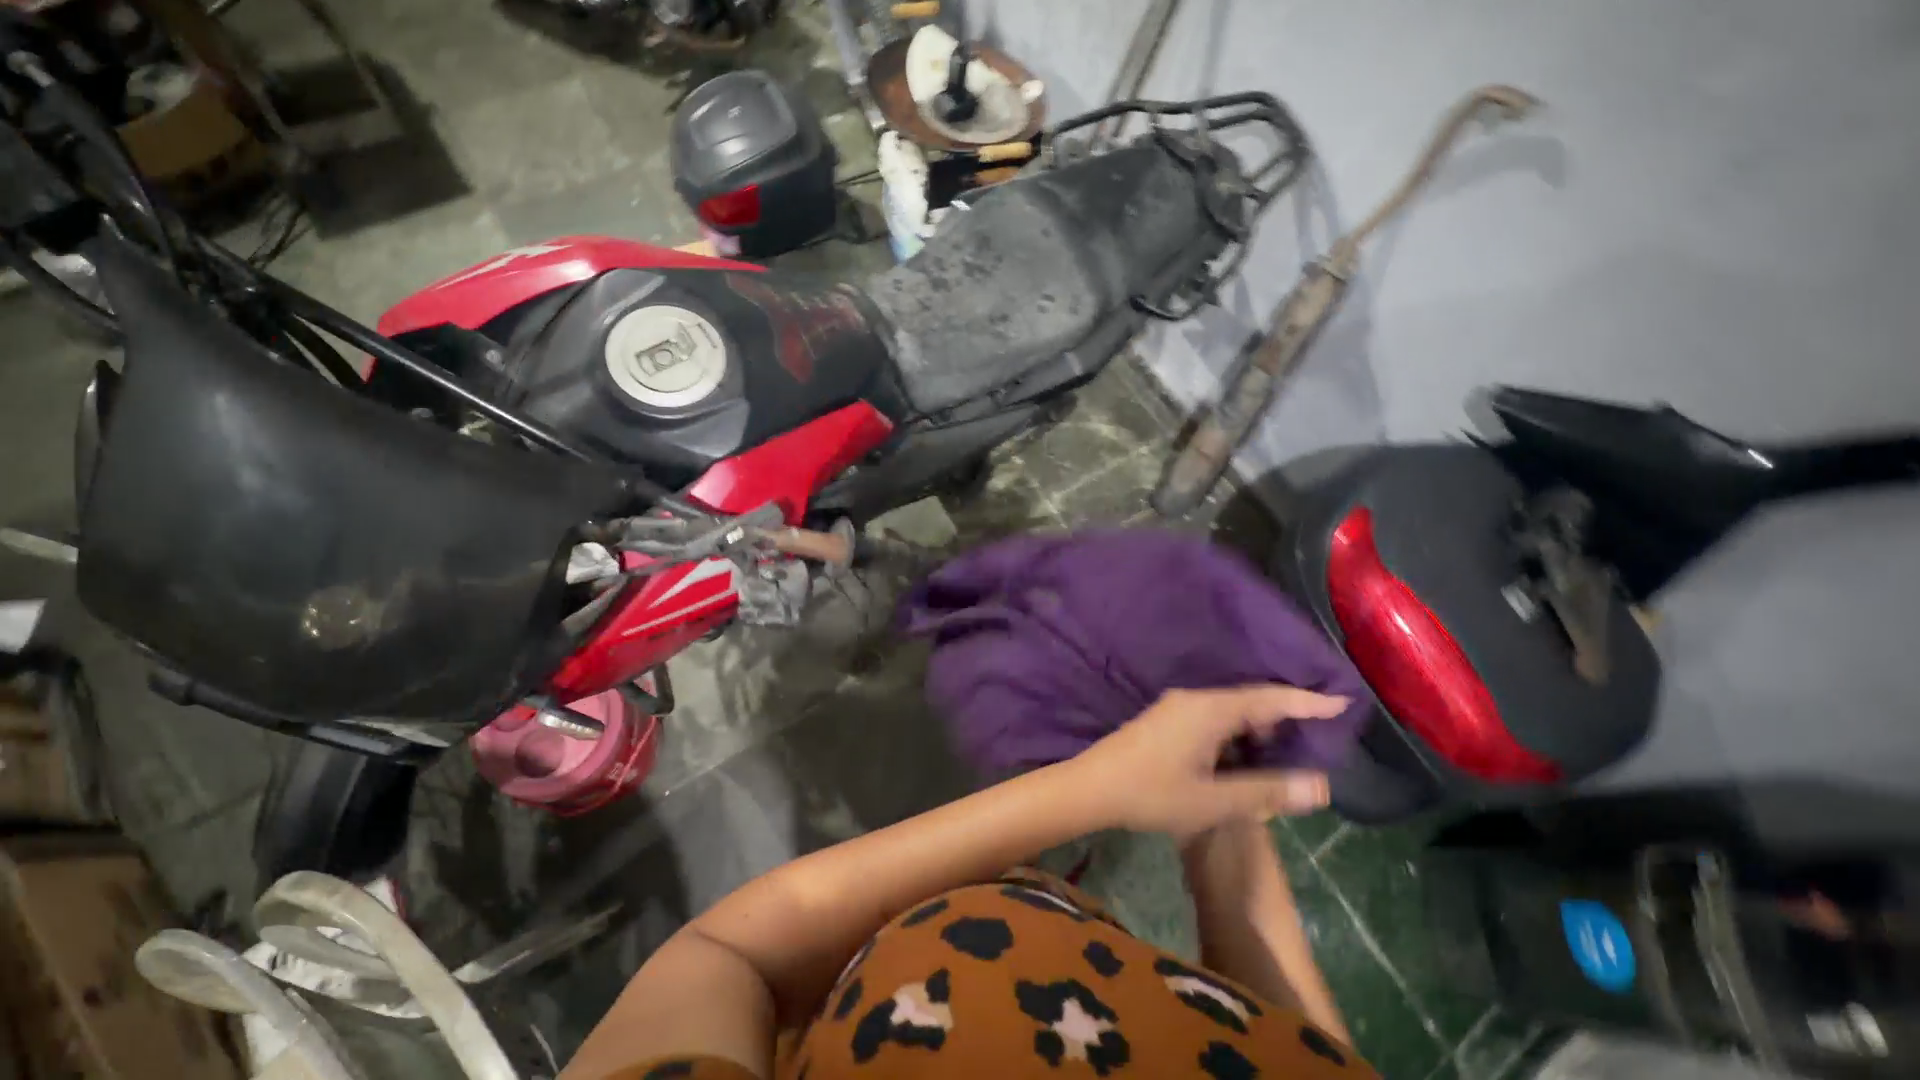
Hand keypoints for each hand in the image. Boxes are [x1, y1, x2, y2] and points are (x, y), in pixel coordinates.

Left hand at [1068, 686, 1346, 839]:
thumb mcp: (1214, 800)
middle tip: (1316, 740)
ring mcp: (1177, 708)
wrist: (1090, 788)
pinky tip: (1243, 761)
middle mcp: (1195, 700)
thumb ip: (1267, 792)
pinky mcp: (1165, 721)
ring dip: (1258, 730)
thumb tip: (1320, 786)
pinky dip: (1237, 735)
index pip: (1270, 698)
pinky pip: (1214, 719)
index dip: (1308, 701)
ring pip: (1231, 712)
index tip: (1342, 702)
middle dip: (1285, 718)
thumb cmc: (1152, 794)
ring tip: (1282, 758)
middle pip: (1251, 701)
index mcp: (1210, 710)